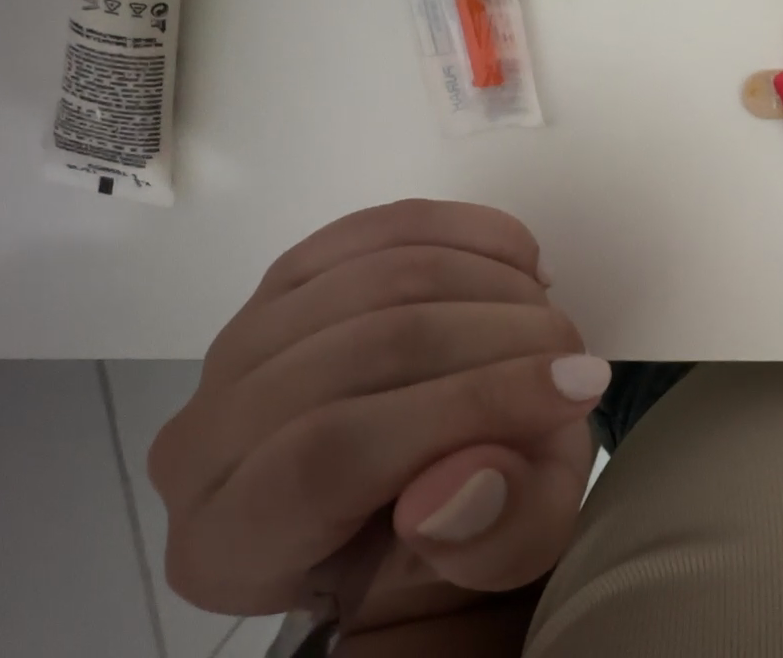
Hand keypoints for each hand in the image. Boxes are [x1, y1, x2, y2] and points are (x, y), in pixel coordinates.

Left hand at [147, 200, 609, 631]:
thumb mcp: (505, 556)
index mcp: (231, 545)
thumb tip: (463, 483)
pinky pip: (386, 225)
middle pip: (364, 348)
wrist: (435, 480)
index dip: (470, 407)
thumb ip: (493, 540)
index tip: (582, 388)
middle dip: (503, 337)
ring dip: (498, 287)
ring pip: (380, 276)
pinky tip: (524, 267)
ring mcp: (238, 346)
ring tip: (551, 322)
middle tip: (574, 355)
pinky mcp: (288, 278)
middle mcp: (200, 442)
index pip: (333, 454)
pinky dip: (475, 233)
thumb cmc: (465, 532)